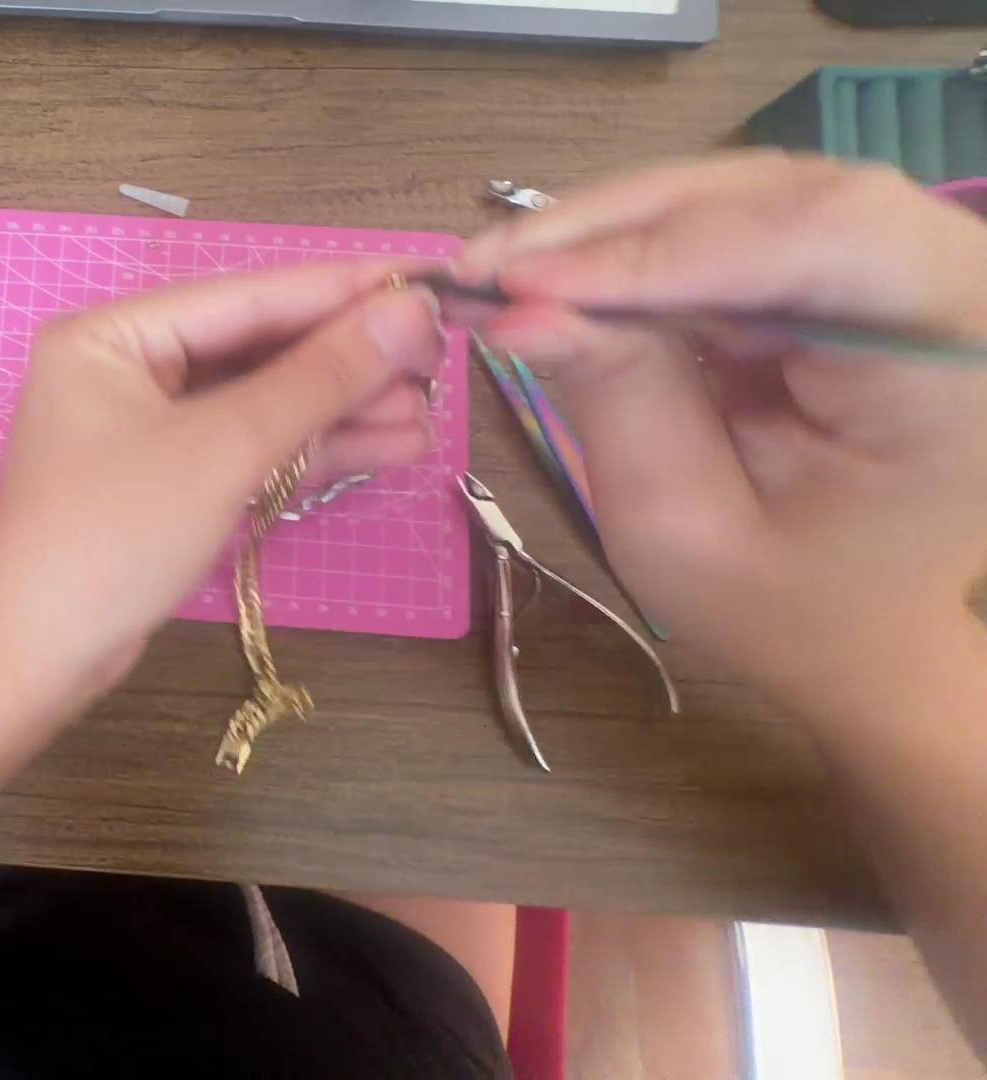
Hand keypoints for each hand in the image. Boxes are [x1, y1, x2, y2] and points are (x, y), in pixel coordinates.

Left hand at [0, 261, 447, 719]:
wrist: (41, 654)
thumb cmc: (114, 536)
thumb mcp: (221, 448)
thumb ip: (316, 378)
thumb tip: (411, 312)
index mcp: (111, 336)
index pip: (246, 296)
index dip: (345, 288)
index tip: (436, 278)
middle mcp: (122, 370)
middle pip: (253, 350)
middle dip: (345, 363)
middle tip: (441, 361)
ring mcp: (140, 429)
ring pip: (254, 405)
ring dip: (336, 412)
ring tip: (429, 416)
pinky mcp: (161, 481)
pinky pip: (241, 449)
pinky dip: (303, 452)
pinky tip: (383, 447)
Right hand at [457, 152, 986, 702]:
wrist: (874, 630)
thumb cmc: (783, 607)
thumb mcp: (677, 527)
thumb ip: (612, 404)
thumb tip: (517, 313)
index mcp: (963, 361)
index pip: (815, 244)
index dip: (651, 253)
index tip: (512, 286)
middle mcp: (964, 284)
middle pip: (775, 197)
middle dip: (607, 228)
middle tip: (479, 266)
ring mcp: (914, 269)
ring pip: (743, 199)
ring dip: (605, 230)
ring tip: (496, 270)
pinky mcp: (852, 280)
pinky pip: (731, 232)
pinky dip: (626, 251)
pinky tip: (550, 277)